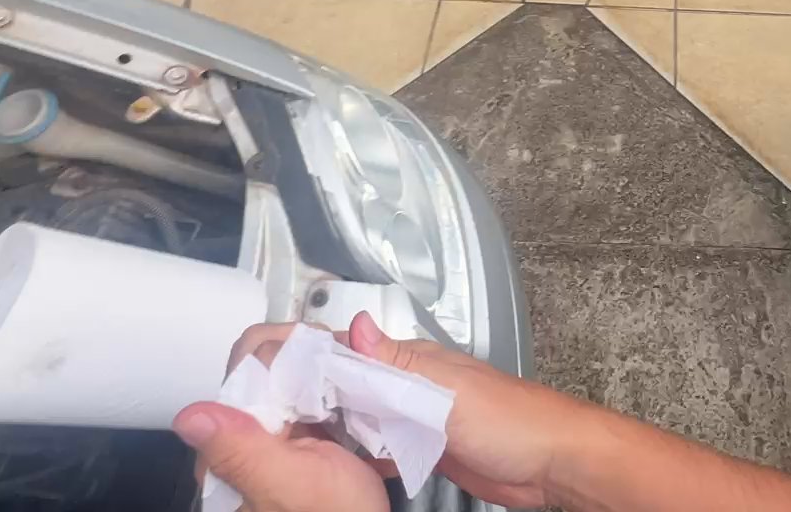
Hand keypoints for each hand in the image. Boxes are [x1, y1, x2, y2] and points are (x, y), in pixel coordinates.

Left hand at [172, 336, 389, 511]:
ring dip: (321, 362)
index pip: (243, 370)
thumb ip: (243, 452)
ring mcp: (272, 436)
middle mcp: (242, 440)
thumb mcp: (291, 486)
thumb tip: (188, 416)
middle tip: (342, 364)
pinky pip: (308, 387)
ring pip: (289, 370)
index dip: (283, 350)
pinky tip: (350, 386)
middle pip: (265, 365)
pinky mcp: (298, 435)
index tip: (323, 353)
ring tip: (350, 374)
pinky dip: (331, 376)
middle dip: (305, 352)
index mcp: (227, 452)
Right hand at [214, 315, 598, 509]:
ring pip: (342, 412)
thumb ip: (398, 365)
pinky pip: (363, 443)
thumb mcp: (449, 394)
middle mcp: (399, 379)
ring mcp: (404, 412)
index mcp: (403, 359)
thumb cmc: (511, 419)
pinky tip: (314, 466)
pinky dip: (337, 451)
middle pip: (329, 381)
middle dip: (287, 396)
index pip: (333, 347)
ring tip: (264, 445)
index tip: (245, 385)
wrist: (548, 460)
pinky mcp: (413, 445)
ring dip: (307, 424)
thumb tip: (357, 324)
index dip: (288, 360)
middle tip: (242, 425)